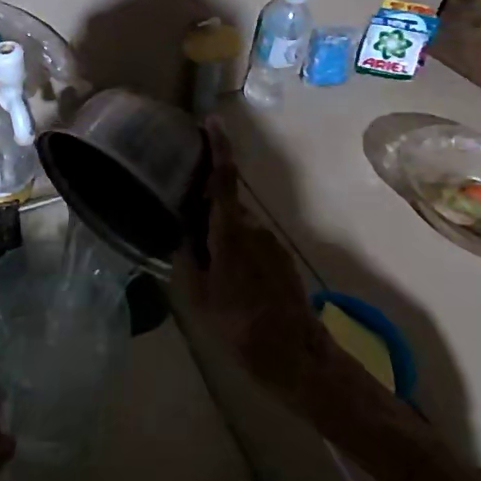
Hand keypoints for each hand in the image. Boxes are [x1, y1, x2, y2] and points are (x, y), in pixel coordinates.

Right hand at [173, 118, 328, 400]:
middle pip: (224, 202)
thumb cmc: (242, 326)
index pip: (224, 179)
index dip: (218, 147)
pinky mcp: (281, 260)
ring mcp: (272, 244)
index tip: (212, 121)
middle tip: (181, 221)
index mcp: (231, 232)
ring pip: (236, 224)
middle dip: (203, 205)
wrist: (300, 360)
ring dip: (218, 232)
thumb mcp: (199, 296)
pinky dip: (234, 247)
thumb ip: (186, 257)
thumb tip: (179, 232)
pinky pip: (250, 241)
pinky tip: (225, 278)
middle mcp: (255, 229)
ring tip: (201, 261)